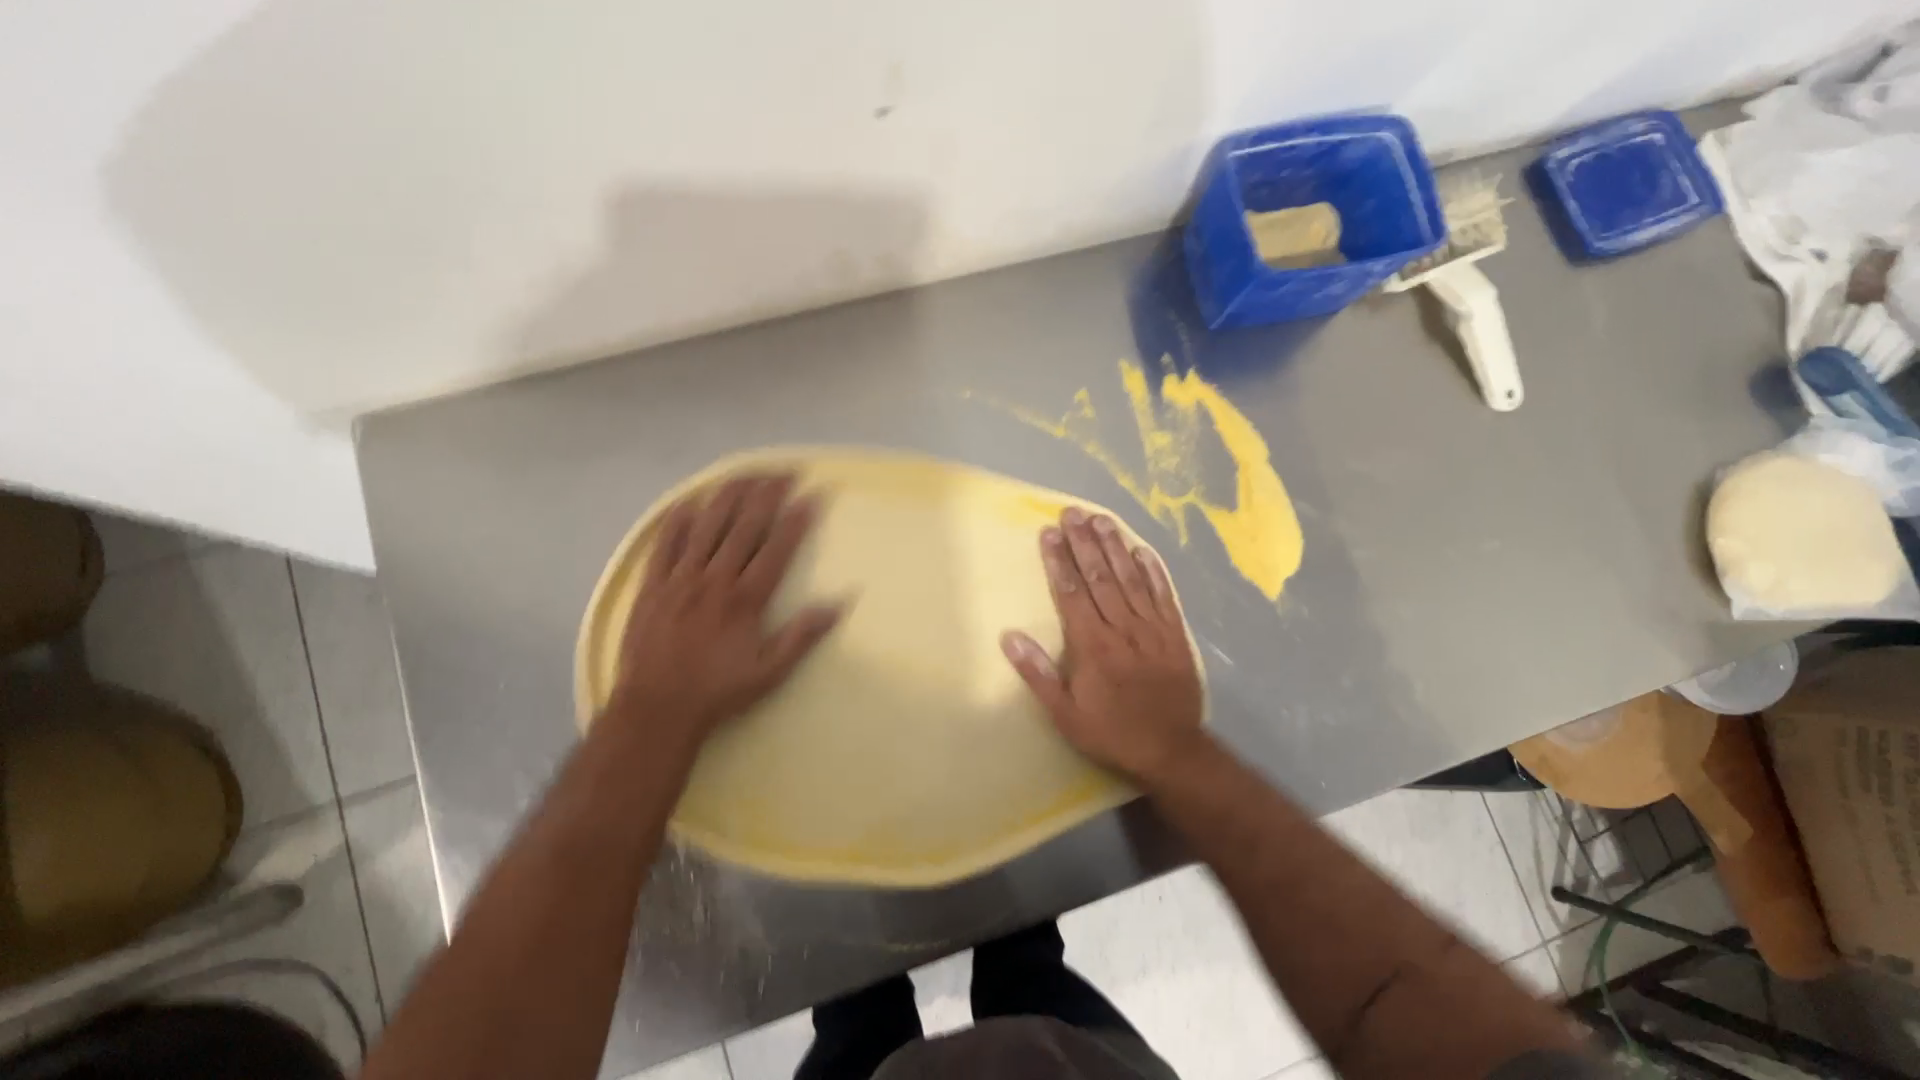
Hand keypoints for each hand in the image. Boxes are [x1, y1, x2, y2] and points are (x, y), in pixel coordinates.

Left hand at [608, 472, 842, 746]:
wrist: (656, 708)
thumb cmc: (718, 693)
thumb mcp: (770, 673)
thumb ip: (802, 635)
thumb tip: (840, 602)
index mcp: (747, 599)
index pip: (777, 547)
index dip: (797, 518)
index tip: (813, 495)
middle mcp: (715, 580)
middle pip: (744, 526)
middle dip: (767, 495)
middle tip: (785, 472)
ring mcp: (681, 579)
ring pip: (707, 526)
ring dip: (729, 496)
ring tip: (746, 474)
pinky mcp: (653, 586)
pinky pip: (665, 543)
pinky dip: (679, 519)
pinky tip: (691, 500)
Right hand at [999, 507, 1205, 783]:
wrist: (1171, 750)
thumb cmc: (1111, 733)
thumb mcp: (1065, 715)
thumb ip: (1037, 673)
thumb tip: (1009, 636)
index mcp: (1092, 646)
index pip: (1071, 593)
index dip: (1059, 561)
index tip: (1048, 533)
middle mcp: (1122, 628)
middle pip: (1100, 577)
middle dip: (1084, 542)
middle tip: (1072, 512)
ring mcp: (1152, 629)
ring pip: (1130, 579)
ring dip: (1115, 547)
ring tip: (1101, 519)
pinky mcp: (1175, 635)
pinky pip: (1163, 595)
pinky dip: (1153, 571)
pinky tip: (1142, 550)